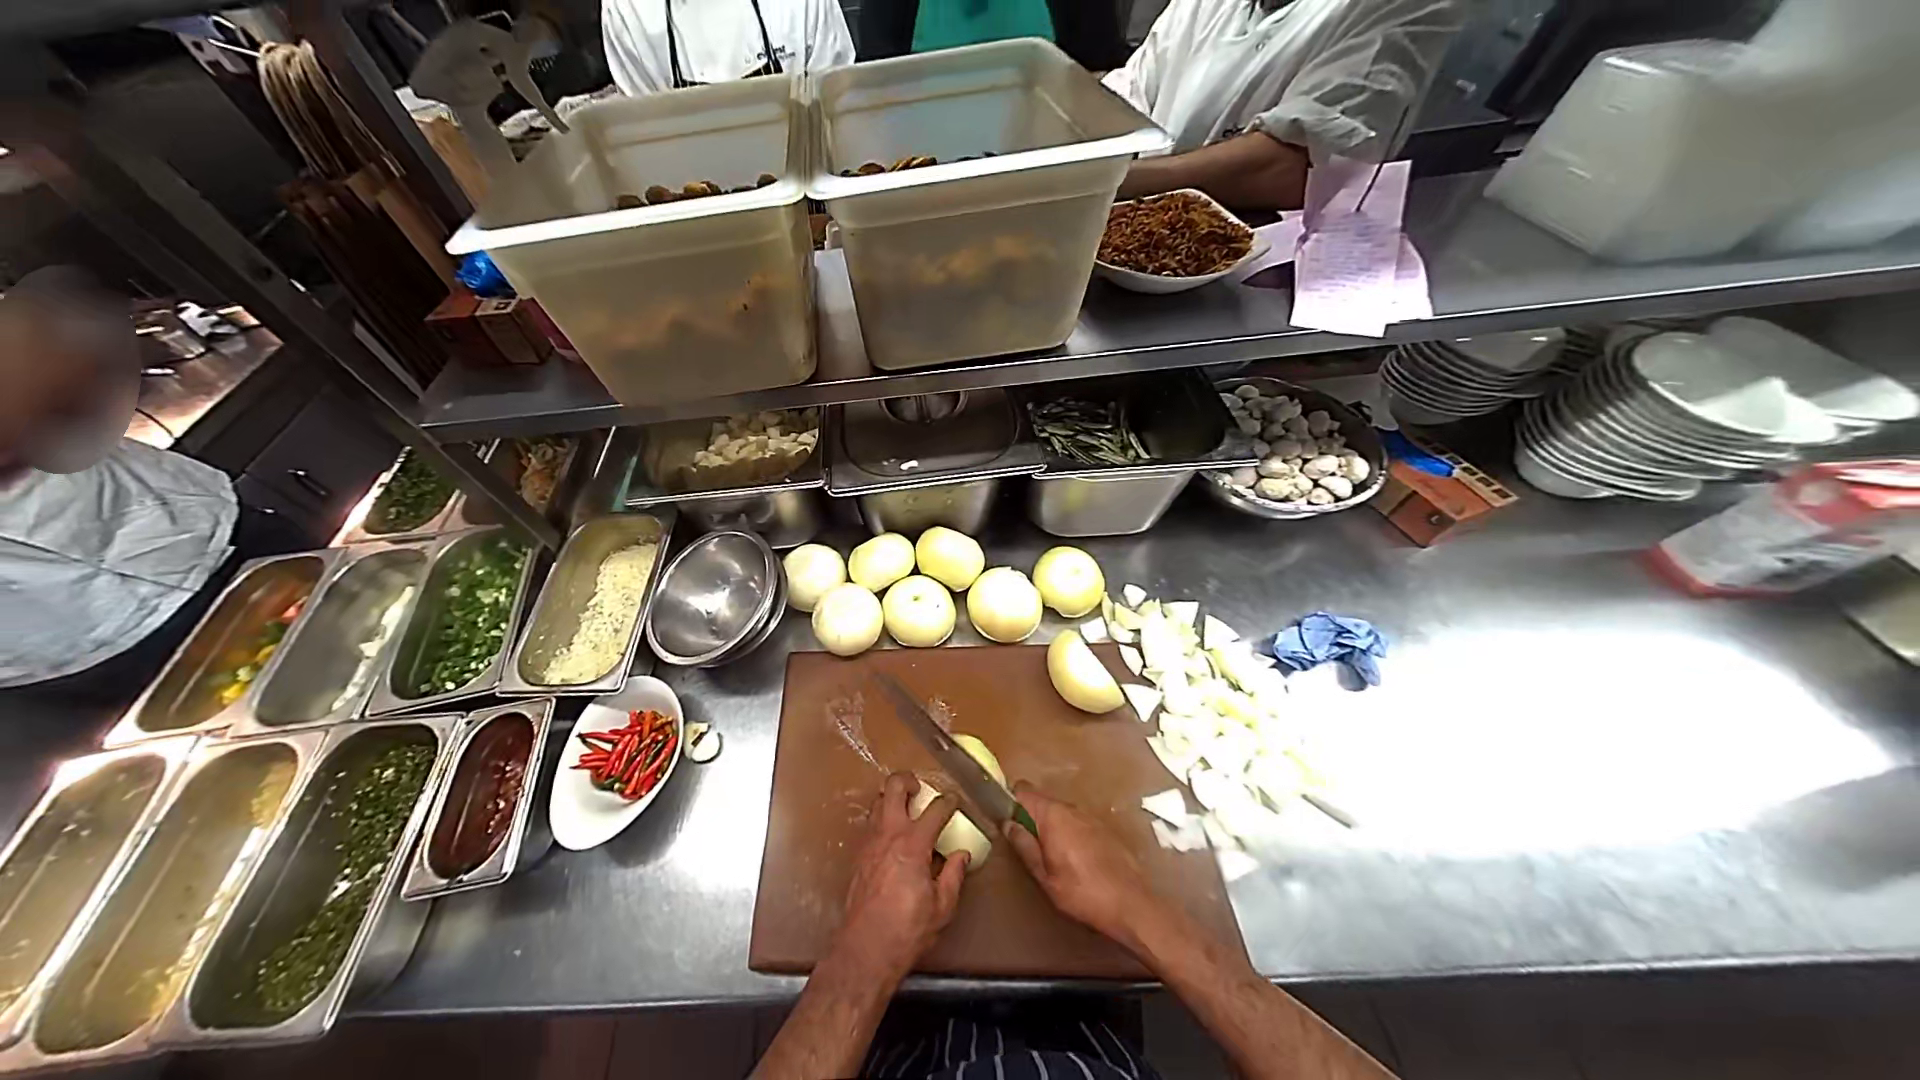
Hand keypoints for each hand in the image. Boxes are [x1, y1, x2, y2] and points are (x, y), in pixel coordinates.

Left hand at [832, 772, 968, 980]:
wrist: (865, 950)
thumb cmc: (906, 931)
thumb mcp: (942, 906)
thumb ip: (954, 875)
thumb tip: (961, 856)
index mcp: (913, 844)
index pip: (935, 810)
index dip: (949, 802)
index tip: (955, 802)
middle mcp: (888, 835)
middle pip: (894, 787)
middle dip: (909, 780)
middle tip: (920, 788)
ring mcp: (869, 843)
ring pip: (877, 802)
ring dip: (891, 798)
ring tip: (906, 808)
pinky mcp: (858, 856)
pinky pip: (870, 825)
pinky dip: (881, 820)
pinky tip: (892, 837)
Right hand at [1004, 782, 1171, 953]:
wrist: (1132, 905)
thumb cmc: (1083, 893)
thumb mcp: (1045, 876)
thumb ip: (1025, 846)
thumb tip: (1008, 825)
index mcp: (1053, 815)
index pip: (1023, 790)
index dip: (1011, 800)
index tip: (1005, 819)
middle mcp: (1072, 808)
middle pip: (1042, 802)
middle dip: (1031, 819)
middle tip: (1028, 847)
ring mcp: (1091, 817)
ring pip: (1061, 814)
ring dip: (1052, 828)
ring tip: (1052, 859)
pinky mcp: (1105, 830)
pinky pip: (1078, 824)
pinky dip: (1071, 835)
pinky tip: (1075, 862)